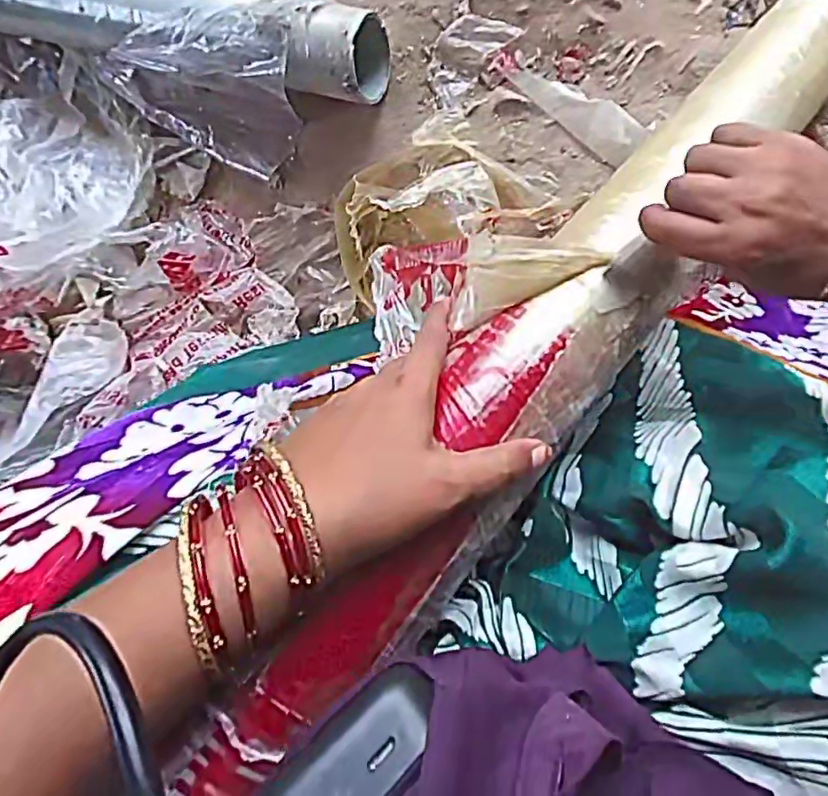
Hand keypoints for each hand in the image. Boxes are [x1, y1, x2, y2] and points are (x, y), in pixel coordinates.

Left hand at [283, 298, 548, 574]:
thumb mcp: (448, 487)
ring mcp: (336, 407)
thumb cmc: (378, 497)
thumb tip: (542, 447)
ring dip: (396, 387)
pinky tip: (370, 443)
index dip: (442, 317)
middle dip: (424, 356)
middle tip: (446, 366)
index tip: (448, 298)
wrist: (284, 528)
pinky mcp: (311, 430)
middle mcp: (371, 388)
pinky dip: (369, 413)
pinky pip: (352, 409)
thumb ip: (497, 466)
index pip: (430, 341)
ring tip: (413, 409)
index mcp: (407, 391)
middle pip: (404, 361)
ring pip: (376, 386)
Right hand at [639, 122, 827, 297]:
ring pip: (697, 155)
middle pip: (678, 187)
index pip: (666, 226)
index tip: (659, 221)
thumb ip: (713, 252)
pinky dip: (724, 146)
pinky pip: (727, 132)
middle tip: (700, 205)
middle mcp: (744, 203)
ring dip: (701, 170)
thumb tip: (682, 226)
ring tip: (721, 179)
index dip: (654, 223)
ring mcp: (763, 167)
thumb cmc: (808, 269)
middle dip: (681, 199)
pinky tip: (737, 160)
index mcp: (736, 245)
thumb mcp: (753, 277)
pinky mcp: (780, 141)